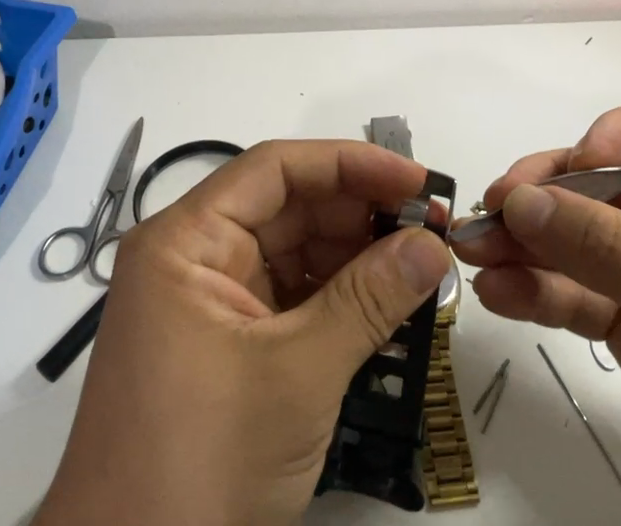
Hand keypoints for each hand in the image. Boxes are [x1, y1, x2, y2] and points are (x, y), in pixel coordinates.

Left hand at [35, 140, 451, 525]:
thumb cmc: (203, 456)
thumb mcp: (297, 372)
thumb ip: (369, 300)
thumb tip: (433, 244)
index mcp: (185, 242)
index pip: (274, 170)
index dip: (350, 165)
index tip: (418, 182)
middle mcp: (193, 260)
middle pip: (287, 211)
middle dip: (361, 217)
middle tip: (435, 233)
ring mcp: (210, 306)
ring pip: (294, 257)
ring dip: (357, 262)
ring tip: (423, 271)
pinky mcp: (227, 348)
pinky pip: (291, 302)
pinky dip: (339, 303)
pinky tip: (390, 310)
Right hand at [451, 93, 620, 525]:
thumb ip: (611, 251)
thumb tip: (520, 201)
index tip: (578, 163)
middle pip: (614, 182)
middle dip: (552, 193)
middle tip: (494, 208)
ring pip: (586, 239)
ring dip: (529, 242)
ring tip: (474, 250)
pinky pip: (581, 295)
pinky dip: (539, 291)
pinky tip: (497, 294)